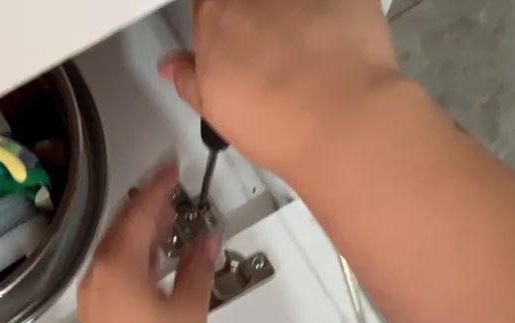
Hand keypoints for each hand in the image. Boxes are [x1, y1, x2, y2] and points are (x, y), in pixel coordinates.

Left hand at [77, 164, 218, 322]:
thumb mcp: (188, 310)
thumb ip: (198, 266)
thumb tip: (209, 236)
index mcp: (118, 264)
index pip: (141, 210)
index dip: (160, 185)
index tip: (174, 163)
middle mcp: (97, 273)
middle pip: (122, 225)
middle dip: (148, 205)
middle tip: (175, 190)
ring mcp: (92, 295)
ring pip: (115, 249)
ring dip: (141, 231)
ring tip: (171, 221)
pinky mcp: (96, 314)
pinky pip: (112, 270)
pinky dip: (133, 256)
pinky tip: (154, 261)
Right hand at [159, 0, 403, 176]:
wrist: (338, 119)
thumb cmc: (279, 119)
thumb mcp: (215, 110)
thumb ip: (189, 79)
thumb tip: (175, 67)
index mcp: (215, 14)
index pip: (208, 7)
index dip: (220, 28)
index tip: (232, 50)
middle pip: (249, 5)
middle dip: (258, 23)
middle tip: (270, 57)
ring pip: (289, 6)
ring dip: (293, 20)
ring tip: (303, 57)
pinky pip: (331, 2)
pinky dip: (331, 18)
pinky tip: (332, 50)